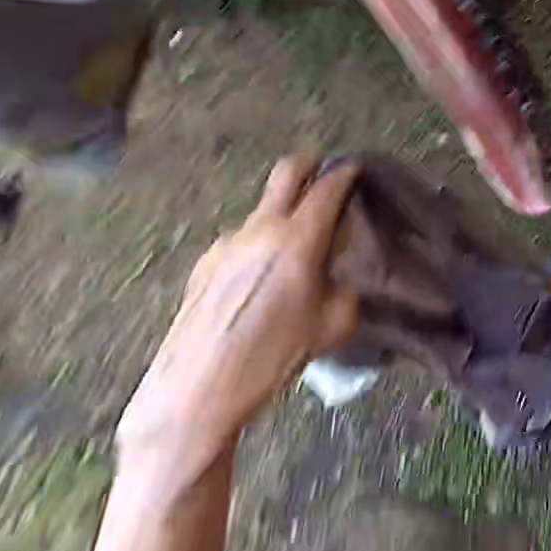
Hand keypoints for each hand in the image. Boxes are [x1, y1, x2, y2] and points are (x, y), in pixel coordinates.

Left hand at [116, 154, 359, 475]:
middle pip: (287, 171)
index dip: (344, 174)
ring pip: (262, 211)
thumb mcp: (331, 328)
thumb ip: (343, 289)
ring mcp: (228, 241)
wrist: (198, 388)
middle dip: (309, 163)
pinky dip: (255, 247)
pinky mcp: (205, 261)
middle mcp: (261, 228)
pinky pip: (239, 241)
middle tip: (321, 171)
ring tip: (288, 255)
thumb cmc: (272, 358)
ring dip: (281, 216)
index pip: (327, 187)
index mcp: (298, 239)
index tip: (353, 170)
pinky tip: (254, 285)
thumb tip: (337, 272)